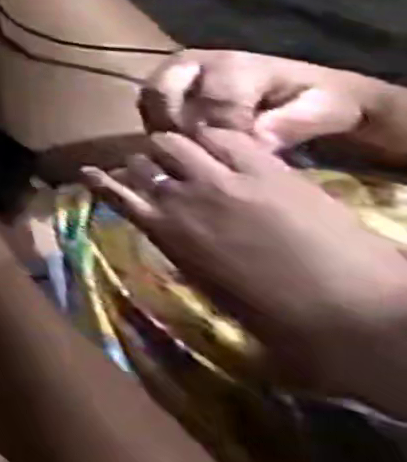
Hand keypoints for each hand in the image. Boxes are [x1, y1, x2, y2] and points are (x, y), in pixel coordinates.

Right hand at [85, 127, 406, 397]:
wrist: (368, 320)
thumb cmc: (291, 325)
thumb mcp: (217, 290)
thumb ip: (184, 253)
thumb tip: (169, 239)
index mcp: (163, 231)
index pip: (111, 189)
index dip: (102, 179)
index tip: (95, 174)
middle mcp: (178, 198)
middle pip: (141, 161)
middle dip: (148, 164)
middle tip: (162, 168)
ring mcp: (221, 181)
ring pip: (171, 141)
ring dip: (177, 146)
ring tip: (193, 151)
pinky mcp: (265, 171)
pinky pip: (223, 137)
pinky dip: (215, 136)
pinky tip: (219, 141)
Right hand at [141, 50, 406, 161]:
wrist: (309, 87)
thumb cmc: (319, 101)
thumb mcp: (323, 112)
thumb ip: (290, 125)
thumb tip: (255, 143)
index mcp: (234, 65)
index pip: (215, 101)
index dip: (225, 132)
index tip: (239, 158)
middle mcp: (193, 60)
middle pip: (163, 92)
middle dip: (177, 126)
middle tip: (197, 154)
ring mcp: (172, 68)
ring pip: (149, 98)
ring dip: (161, 126)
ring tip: (185, 152)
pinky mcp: (162, 79)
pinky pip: (146, 103)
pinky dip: (157, 124)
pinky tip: (178, 143)